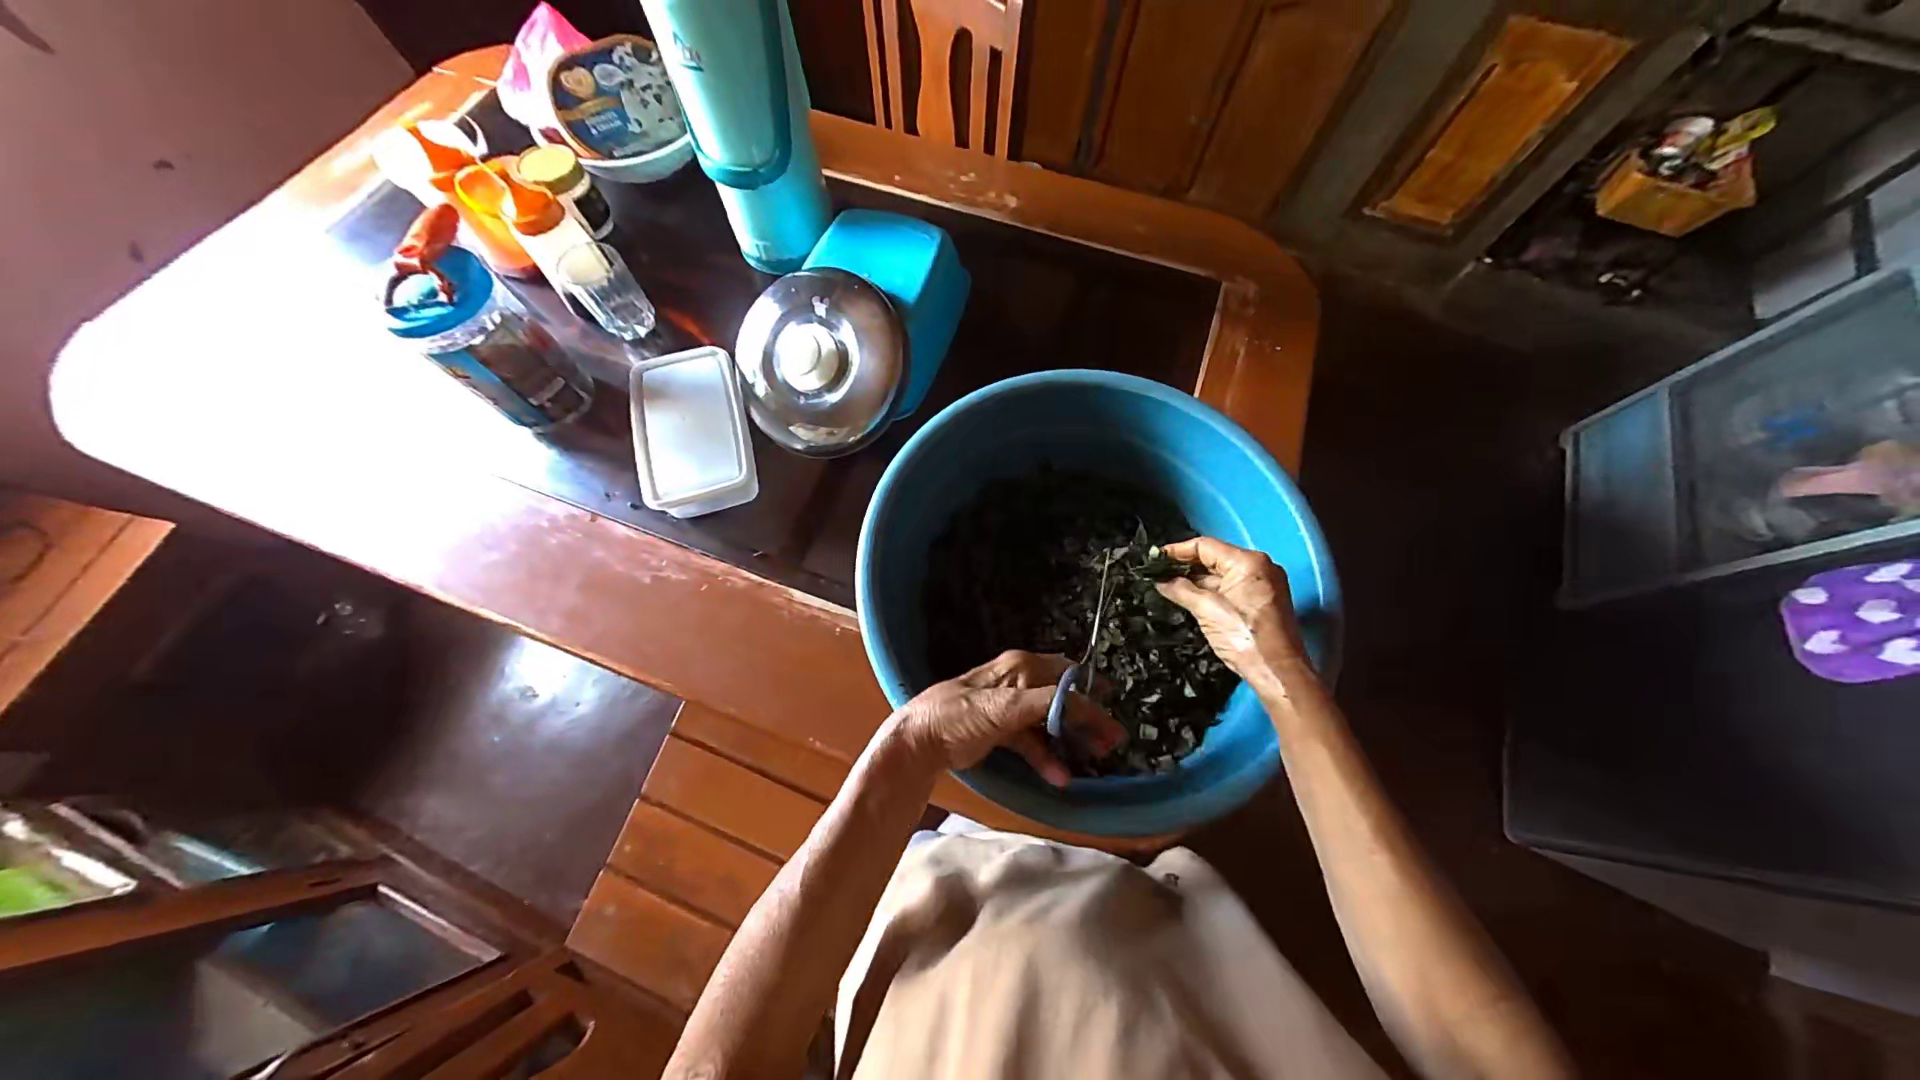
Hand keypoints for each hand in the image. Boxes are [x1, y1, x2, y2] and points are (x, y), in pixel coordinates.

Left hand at [893, 650, 1125, 787]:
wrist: (919, 742)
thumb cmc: (960, 715)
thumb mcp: (1005, 707)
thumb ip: (1047, 703)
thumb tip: (1085, 703)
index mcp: (1020, 667)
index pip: (1067, 675)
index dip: (1091, 694)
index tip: (1113, 714)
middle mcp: (1018, 681)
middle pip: (1062, 698)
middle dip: (1086, 720)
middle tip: (1110, 742)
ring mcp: (1010, 707)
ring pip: (1049, 722)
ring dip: (1070, 740)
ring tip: (1095, 758)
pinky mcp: (1002, 730)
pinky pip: (1032, 742)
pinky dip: (1046, 758)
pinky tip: (1060, 777)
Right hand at [1154, 537, 1308, 687]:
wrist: (1278, 672)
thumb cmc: (1245, 639)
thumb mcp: (1206, 610)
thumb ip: (1181, 590)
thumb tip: (1161, 581)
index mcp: (1248, 562)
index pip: (1205, 546)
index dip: (1177, 551)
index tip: (1155, 558)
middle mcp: (1260, 566)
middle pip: (1214, 557)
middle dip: (1185, 566)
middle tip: (1157, 573)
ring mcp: (1263, 583)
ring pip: (1221, 574)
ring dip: (1196, 579)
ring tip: (1168, 585)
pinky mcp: (1261, 599)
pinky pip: (1230, 587)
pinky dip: (1210, 590)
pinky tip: (1189, 596)